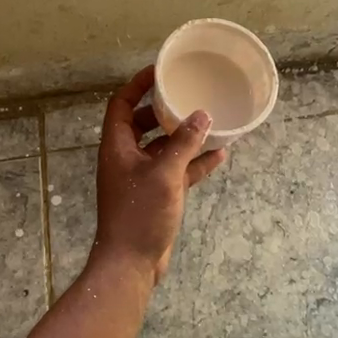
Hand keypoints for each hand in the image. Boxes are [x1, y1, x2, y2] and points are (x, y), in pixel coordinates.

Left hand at [91, 66, 228, 283]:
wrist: (130, 265)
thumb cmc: (139, 214)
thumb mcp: (164, 174)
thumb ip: (184, 143)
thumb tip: (202, 115)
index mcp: (117, 146)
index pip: (121, 104)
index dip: (137, 85)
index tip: (159, 71)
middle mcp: (126, 157)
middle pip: (142, 123)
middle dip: (163, 109)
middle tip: (186, 95)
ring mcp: (142, 177)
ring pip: (163, 147)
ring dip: (184, 136)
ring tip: (209, 121)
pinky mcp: (157, 195)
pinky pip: (177, 170)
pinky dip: (194, 162)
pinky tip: (219, 154)